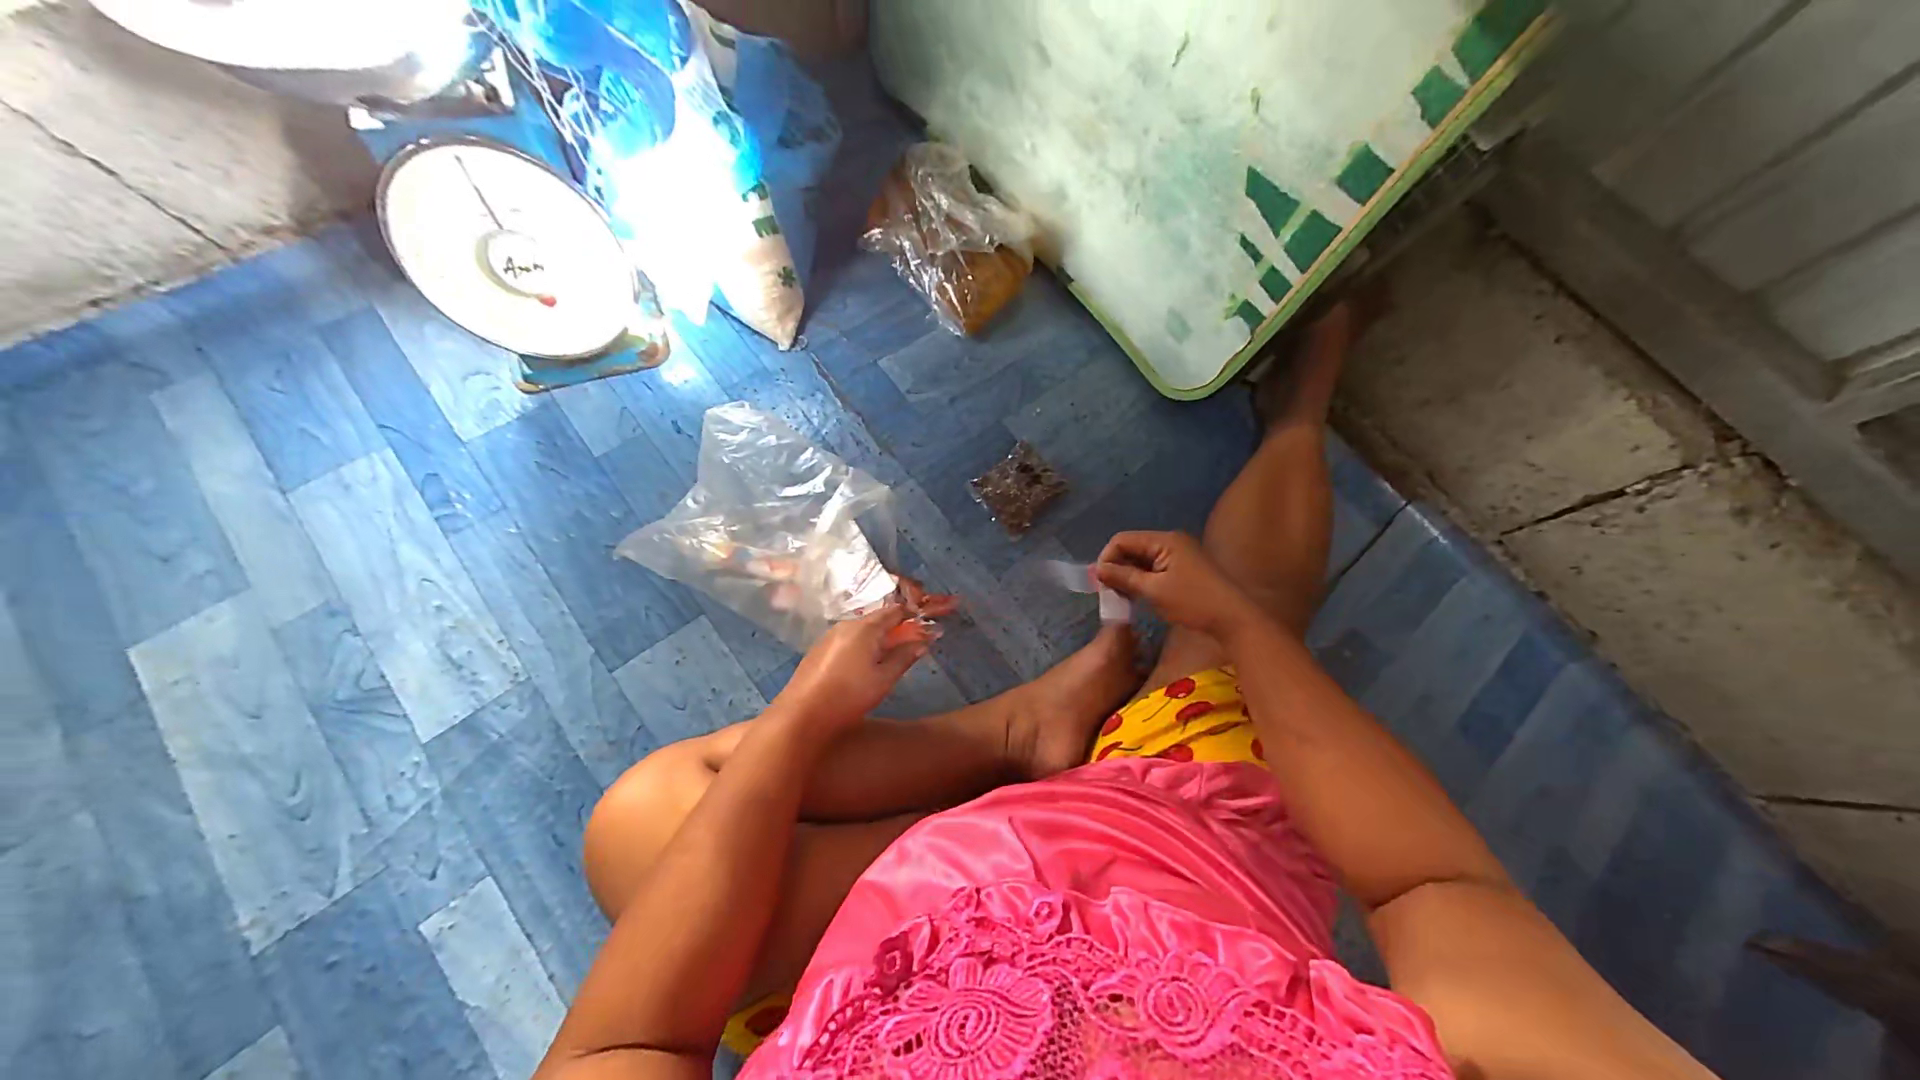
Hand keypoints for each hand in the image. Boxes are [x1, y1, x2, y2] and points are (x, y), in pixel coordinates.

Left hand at [773, 603, 930, 729]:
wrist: (803, 714)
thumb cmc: (850, 696)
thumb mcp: (884, 679)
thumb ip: (905, 657)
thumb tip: (923, 642)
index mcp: (865, 628)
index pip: (894, 611)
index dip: (912, 614)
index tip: (926, 622)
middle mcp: (846, 625)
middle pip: (877, 619)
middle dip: (896, 627)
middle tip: (911, 640)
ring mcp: (829, 636)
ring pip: (861, 630)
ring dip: (878, 636)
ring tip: (890, 654)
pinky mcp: (818, 650)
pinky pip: (847, 639)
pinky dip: (861, 644)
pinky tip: (865, 662)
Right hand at [1093, 531, 1265, 638]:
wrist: (1235, 619)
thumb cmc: (1193, 602)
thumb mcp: (1153, 591)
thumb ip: (1123, 578)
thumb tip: (1097, 571)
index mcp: (1164, 540)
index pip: (1122, 540)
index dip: (1107, 559)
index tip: (1101, 584)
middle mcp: (1171, 541)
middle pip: (1132, 547)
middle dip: (1117, 568)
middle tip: (1109, 593)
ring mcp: (1179, 554)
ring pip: (1142, 559)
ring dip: (1129, 576)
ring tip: (1121, 597)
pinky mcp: (1184, 568)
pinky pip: (1154, 568)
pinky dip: (1143, 580)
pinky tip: (1138, 597)